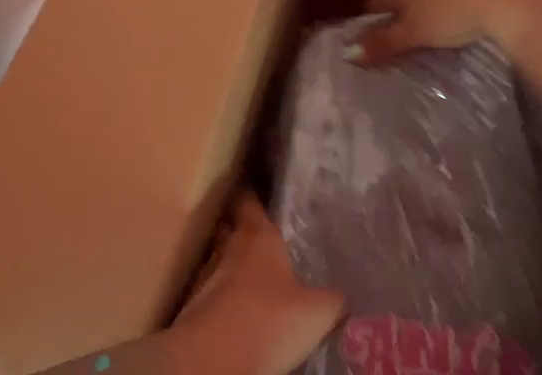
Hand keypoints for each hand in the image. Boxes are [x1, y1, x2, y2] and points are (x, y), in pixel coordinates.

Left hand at [167, 194, 344, 374]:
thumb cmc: (268, 321)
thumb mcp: (317, 312)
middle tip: (264, 231)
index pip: (250, 200)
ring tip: (255, 270)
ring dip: (232, 262)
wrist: (212, 361)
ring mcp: (207, 278)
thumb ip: (334, 299)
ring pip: (220, 259)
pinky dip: (224, 293)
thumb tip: (345, 296)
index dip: (254, 192)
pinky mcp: (195, 308)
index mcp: (258, 237)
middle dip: (243, 227)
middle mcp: (229, 249)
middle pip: (231, 227)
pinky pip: (212, 291)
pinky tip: (241, 305)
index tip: (261, 184)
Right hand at [349, 0, 541, 64]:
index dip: (365, 19)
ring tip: (419, 38)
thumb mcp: (413, 32)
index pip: (375, 1)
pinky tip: (452, 29)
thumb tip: (346, 52)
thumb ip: (383, 41)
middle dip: (393, 17)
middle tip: (388, 42)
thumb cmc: (451, 13)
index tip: (360, 38)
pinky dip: (445, 14)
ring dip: (421, 14)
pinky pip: (450, 1)